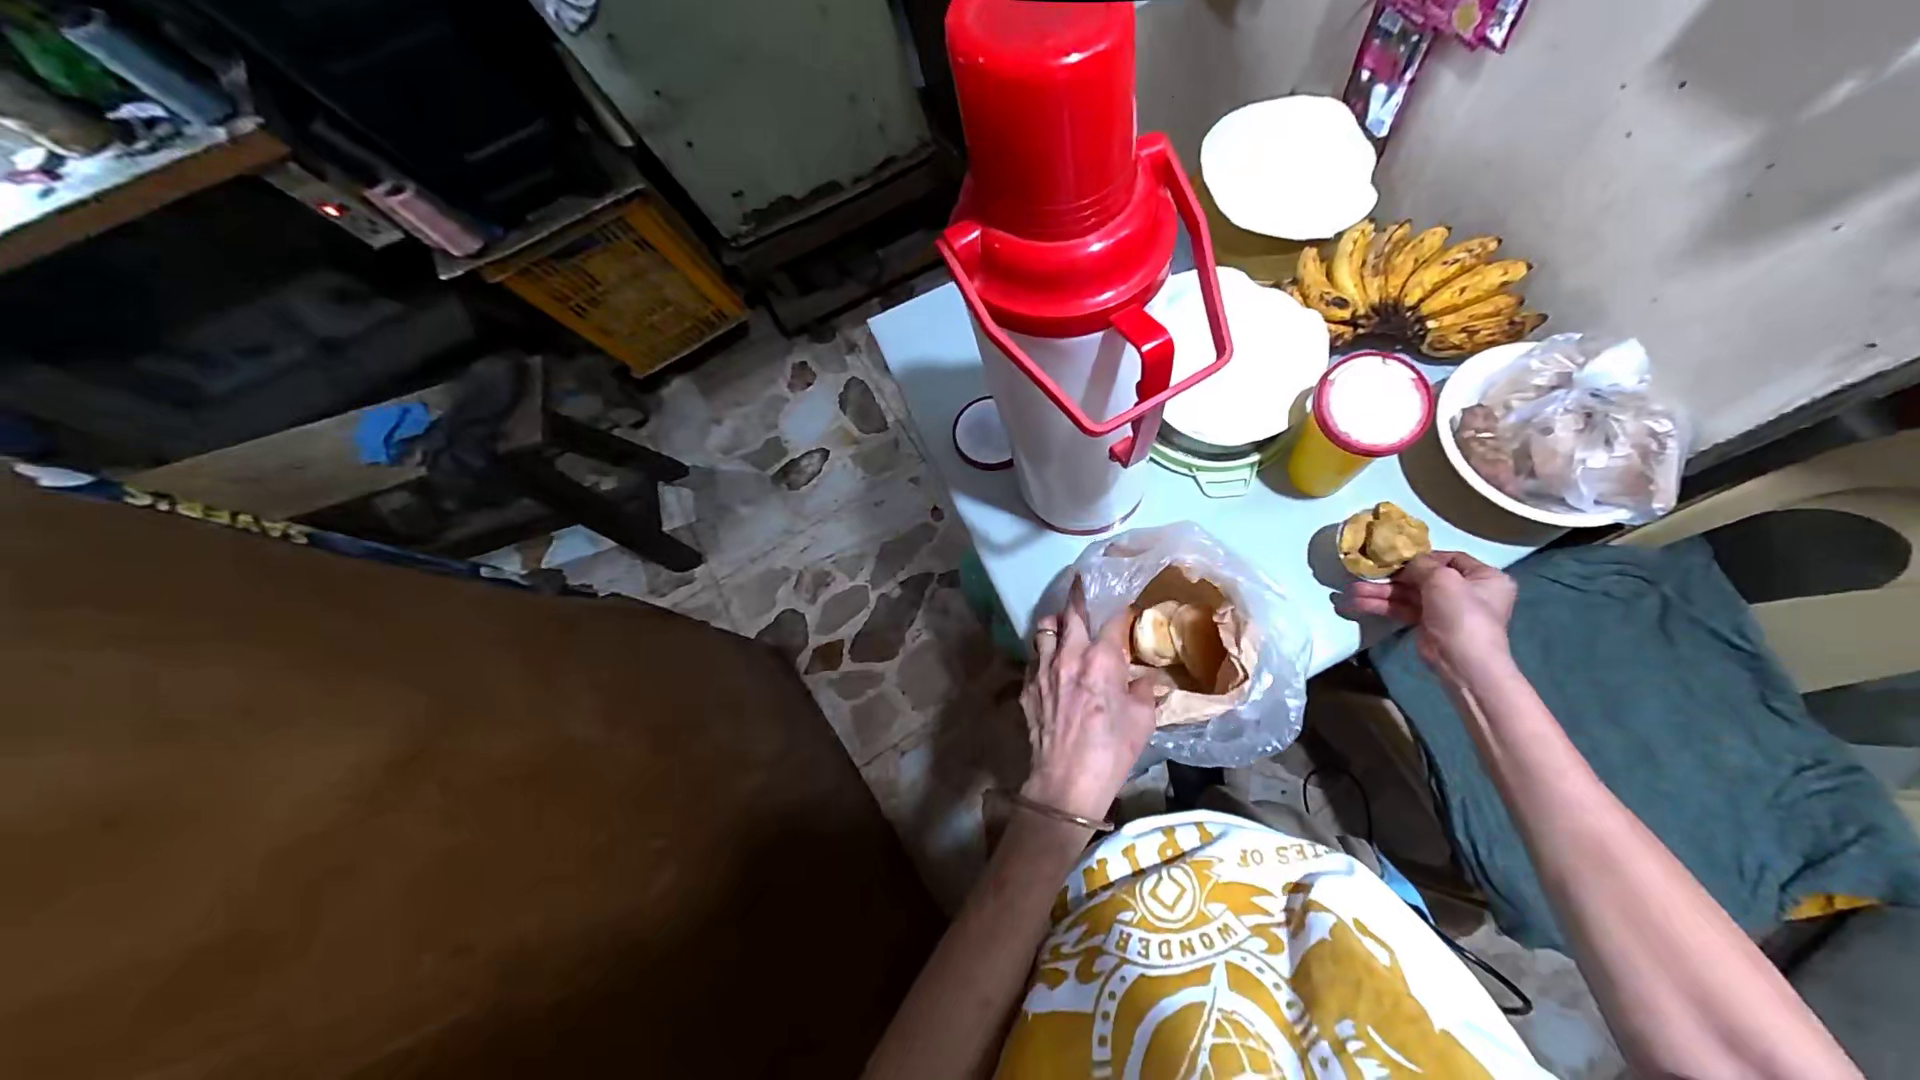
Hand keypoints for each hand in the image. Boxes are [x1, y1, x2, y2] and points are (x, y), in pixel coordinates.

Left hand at [1019, 578, 1159, 821]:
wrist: (1066, 781)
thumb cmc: (1111, 751)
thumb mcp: (1142, 721)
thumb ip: (1144, 691)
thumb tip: (1147, 680)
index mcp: (1100, 660)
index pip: (1112, 621)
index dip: (1122, 613)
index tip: (1128, 611)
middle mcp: (1067, 656)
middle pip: (1070, 614)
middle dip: (1078, 598)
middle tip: (1083, 589)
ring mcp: (1042, 670)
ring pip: (1044, 629)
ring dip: (1055, 624)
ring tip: (1064, 627)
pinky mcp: (1027, 687)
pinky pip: (1033, 657)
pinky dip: (1043, 653)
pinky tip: (1052, 663)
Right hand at [1342, 551, 1516, 680]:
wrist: (1462, 660)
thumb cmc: (1461, 612)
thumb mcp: (1443, 579)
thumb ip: (1422, 564)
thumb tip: (1407, 562)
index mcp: (1483, 577)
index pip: (1450, 559)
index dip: (1423, 556)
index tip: (1396, 556)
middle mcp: (1466, 591)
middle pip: (1422, 577)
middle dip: (1391, 577)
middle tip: (1364, 572)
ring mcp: (1444, 608)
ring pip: (1407, 594)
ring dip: (1379, 592)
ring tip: (1352, 591)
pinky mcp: (1426, 623)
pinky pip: (1402, 608)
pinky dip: (1381, 605)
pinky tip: (1358, 603)